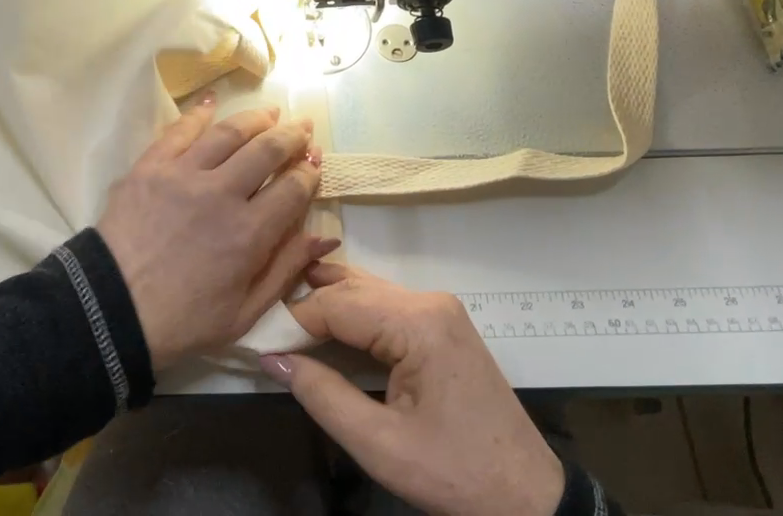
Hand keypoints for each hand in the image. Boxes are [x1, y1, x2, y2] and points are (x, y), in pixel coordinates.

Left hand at [97, 100, 332, 366]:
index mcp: (249, 233)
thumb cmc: (183, 320)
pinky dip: (200, 112)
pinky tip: (213, 102)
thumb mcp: (245, 313)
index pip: (292, 188)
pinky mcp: (151, 166)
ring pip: (229, 133)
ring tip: (270, 113)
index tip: (315, 163)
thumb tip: (326, 237)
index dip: (308, 172)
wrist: (111, 311)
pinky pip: (180, 130)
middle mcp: (222, 194)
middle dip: (291, 136)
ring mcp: (184, 174)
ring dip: (255, 119)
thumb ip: (286, 269)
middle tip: (302, 126)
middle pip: (266, 150)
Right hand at [265, 265, 564, 515]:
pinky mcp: (442, 324)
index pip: (336, 304)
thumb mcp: (379, 445)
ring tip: (283, 320)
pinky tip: (325, 326)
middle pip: (351, 288)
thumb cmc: (454, 474)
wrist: (527, 498)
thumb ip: (322, 395)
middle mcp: (429, 301)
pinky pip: (385, 306)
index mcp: (418, 323)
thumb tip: (271, 359)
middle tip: (264, 327)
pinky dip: (351, 314)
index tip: (256, 339)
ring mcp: (439, 309)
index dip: (292, 320)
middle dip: (306, 306)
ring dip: (327, 304)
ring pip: (366, 291)